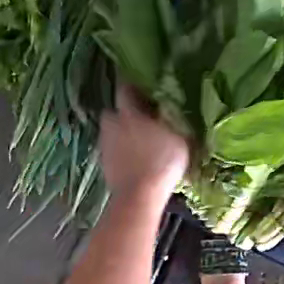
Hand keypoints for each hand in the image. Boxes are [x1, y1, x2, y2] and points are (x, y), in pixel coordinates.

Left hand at [99, 84, 187, 201]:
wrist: (139, 196)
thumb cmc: (162, 162)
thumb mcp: (180, 137)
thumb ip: (174, 120)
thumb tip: (173, 109)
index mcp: (129, 113)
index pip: (125, 89)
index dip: (133, 87)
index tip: (143, 88)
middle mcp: (112, 124)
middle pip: (113, 111)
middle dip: (124, 112)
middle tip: (141, 118)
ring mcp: (104, 145)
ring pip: (110, 131)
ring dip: (121, 133)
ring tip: (138, 141)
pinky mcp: (103, 163)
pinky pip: (111, 150)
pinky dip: (120, 151)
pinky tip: (133, 159)